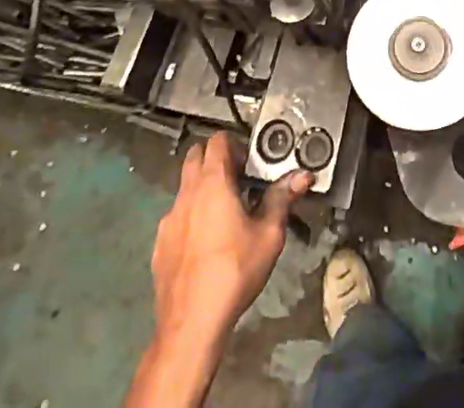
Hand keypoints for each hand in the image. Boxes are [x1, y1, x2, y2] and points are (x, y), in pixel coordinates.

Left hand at [151, 130, 312, 341]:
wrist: (192, 321)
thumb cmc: (235, 269)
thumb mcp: (269, 234)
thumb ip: (282, 199)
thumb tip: (303, 175)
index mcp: (212, 183)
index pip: (217, 141)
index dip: (234, 145)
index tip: (249, 163)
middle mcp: (186, 194)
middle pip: (195, 157)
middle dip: (215, 159)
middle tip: (238, 179)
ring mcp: (168, 219)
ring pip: (184, 188)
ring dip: (203, 188)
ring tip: (225, 213)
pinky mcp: (160, 244)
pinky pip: (177, 217)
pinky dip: (191, 216)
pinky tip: (206, 244)